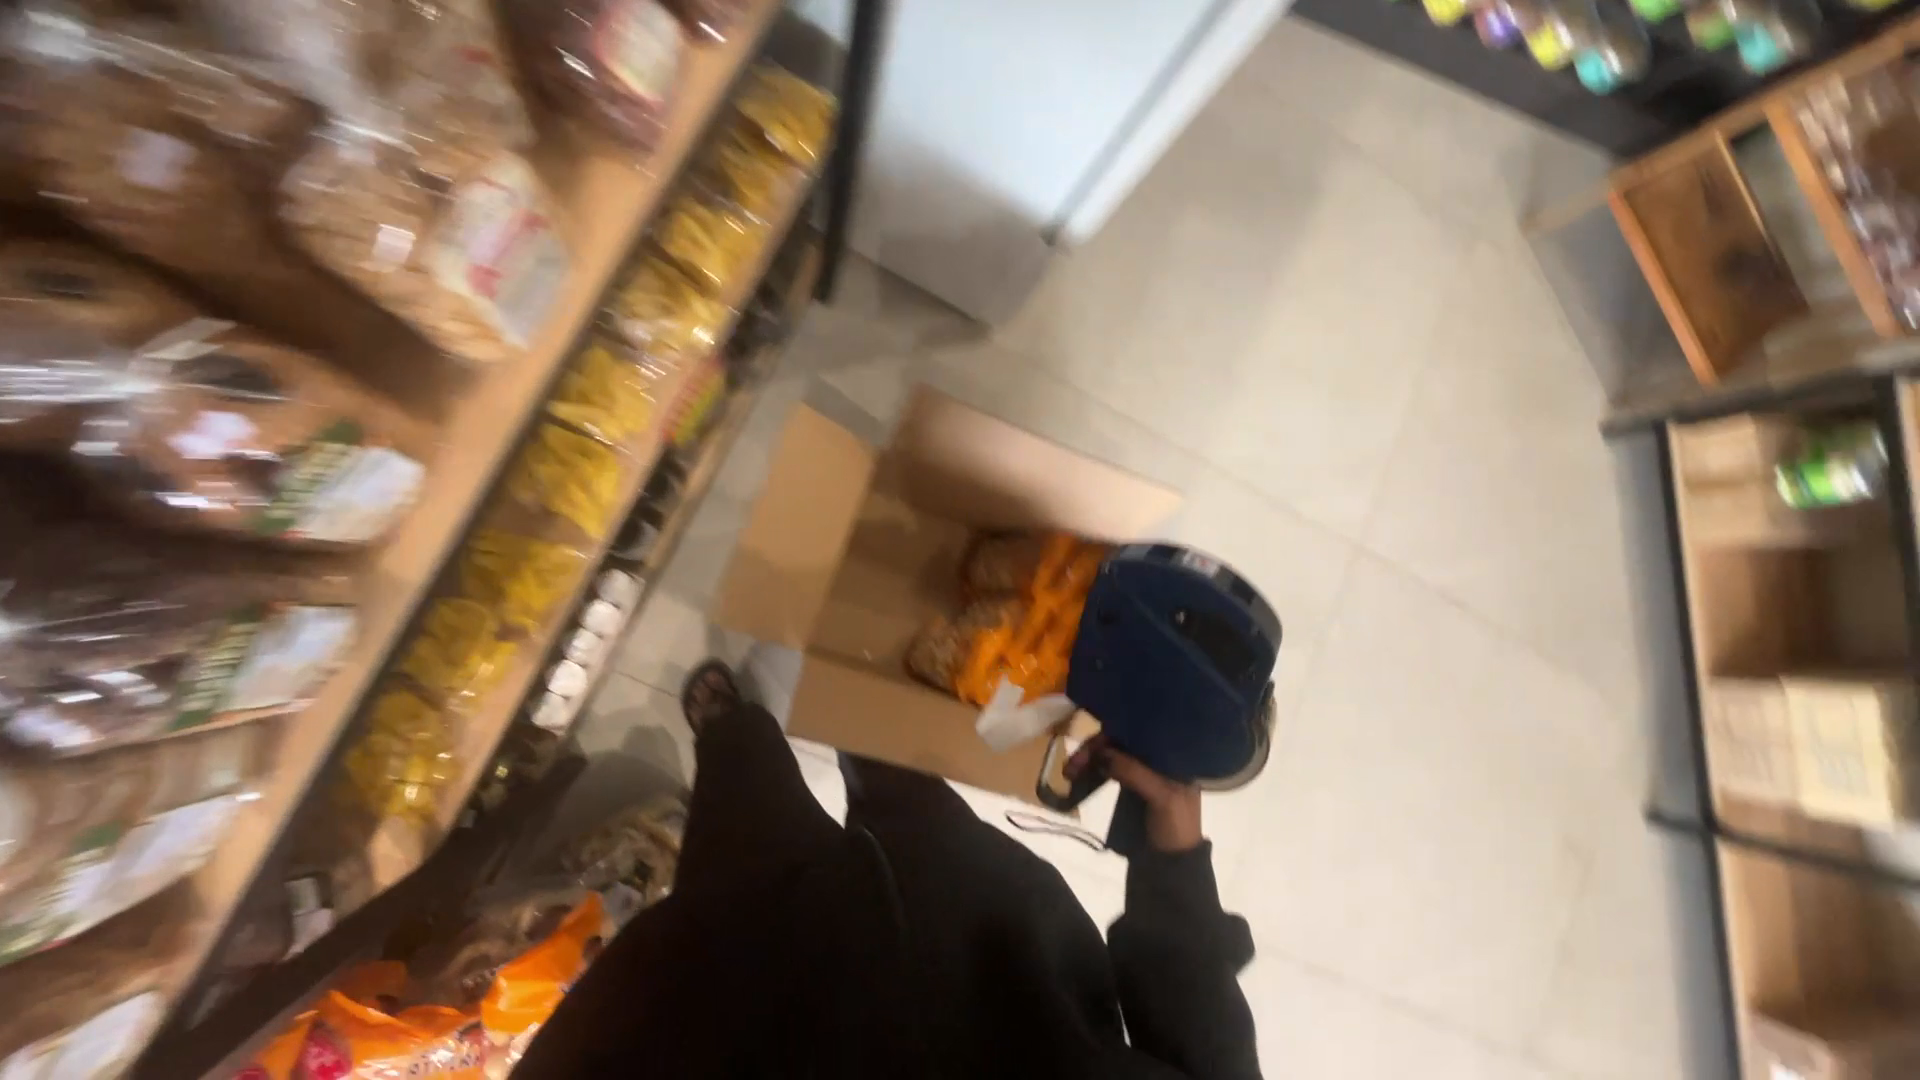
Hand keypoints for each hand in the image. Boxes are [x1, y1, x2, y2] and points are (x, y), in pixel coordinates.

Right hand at [1066, 735, 1203, 852]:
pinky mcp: (1131, 788)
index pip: (1139, 733)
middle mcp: (1158, 759)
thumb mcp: (1161, 797)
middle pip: (1121, 744)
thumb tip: (1101, 752)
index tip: (1090, 746)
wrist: (1172, 867)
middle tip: (1071, 765)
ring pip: (1112, 756)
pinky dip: (1092, 771)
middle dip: (1094, 750)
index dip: (1112, 735)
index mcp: (1174, 756)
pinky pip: (1109, 771)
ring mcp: (1143, 773)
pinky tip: (1077, 776)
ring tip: (1068, 772)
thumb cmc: (1174, 827)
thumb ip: (1134, 771)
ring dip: (1089, 760)